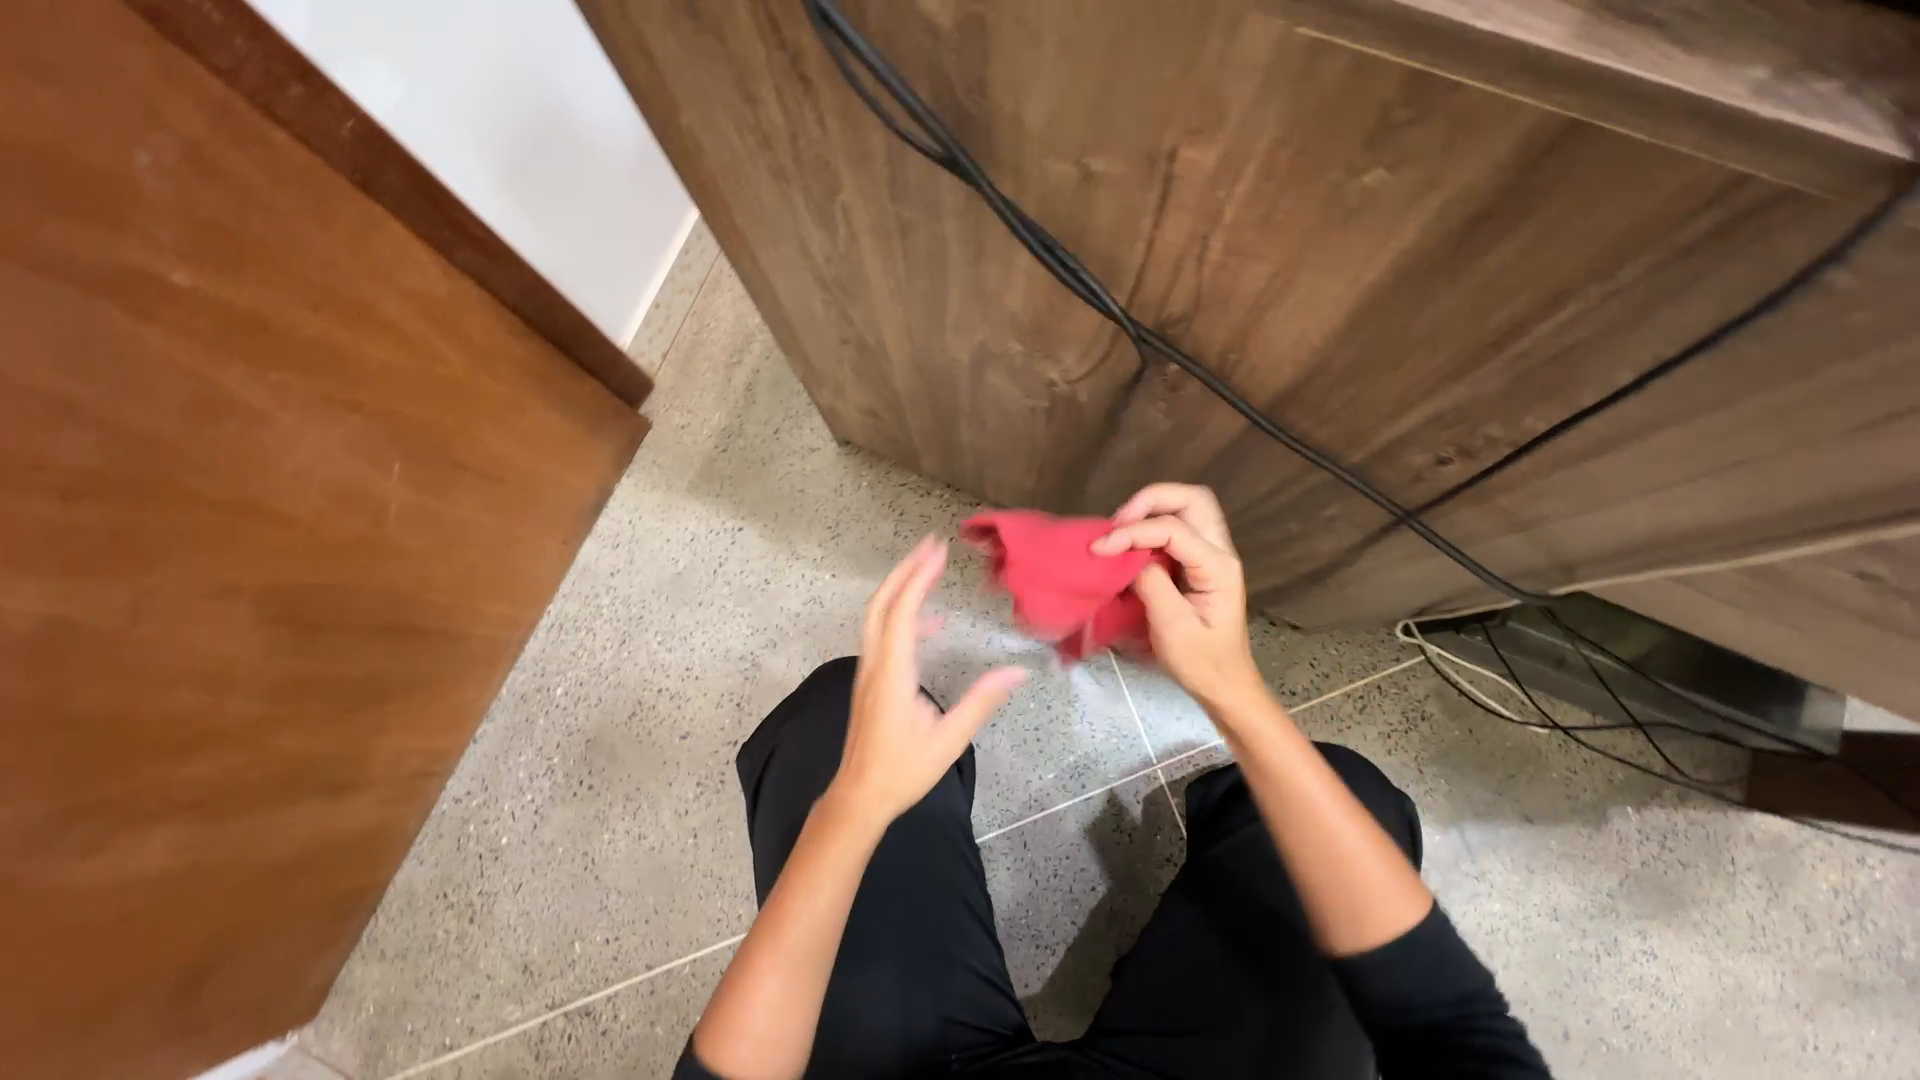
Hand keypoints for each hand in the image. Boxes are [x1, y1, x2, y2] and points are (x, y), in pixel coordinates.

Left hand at [828, 537, 1027, 825]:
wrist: (859, 796)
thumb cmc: (903, 770)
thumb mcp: (949, 740)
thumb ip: (981, 702)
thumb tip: (1018, 672)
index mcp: (893, 673)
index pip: (902, 612)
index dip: (919, 577)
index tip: (938, 550)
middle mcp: (875, 664)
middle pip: (881, 603)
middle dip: (905, 570)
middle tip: (931, 545)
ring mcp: (868, 672)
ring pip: (877, 616)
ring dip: (901, 588)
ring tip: (931, 570)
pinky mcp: (870, 681)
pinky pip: (882, 634)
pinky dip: (902, 616)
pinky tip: (932, 625)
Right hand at [1091, 484, 1264, 711]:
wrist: (1225, 685)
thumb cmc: (1201, 662)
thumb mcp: (1173, 627)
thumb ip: (1151, 584)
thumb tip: (1127, 557)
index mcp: (1218, 567)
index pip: (1173, 528)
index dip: (1133, 532)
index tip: (1100, 549)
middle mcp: (1220, 552)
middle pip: (1192, 499)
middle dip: (1151, 500)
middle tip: (1118, 523)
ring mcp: (1212, 556)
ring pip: (1187, 508)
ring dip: (1151, 511)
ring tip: (1120, 532)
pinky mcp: (1199, 564)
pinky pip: (1179, 529)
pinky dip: (1152, 527)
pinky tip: (1130, 546)